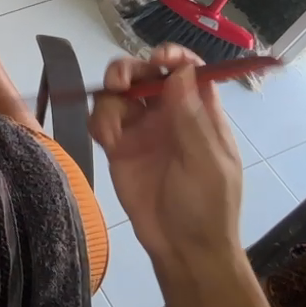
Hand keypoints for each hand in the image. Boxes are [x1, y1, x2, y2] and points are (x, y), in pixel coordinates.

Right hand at [88, 45, 243, 278]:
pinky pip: (101, 119)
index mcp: (199, 112)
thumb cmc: (207, 206)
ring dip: (110, 93)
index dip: (173, 56)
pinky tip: (105, 141)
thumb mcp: (207, 163)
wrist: (181, 250)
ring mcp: (140, 128)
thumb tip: (182, 71)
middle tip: (120, 82)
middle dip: (130, 69)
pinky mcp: (117, 145)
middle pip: (145, 72)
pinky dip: (98, 122)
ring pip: (118, 91)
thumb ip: (191, 118)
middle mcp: (167, 113)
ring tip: (110, 117)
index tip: (159, 57)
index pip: (187, 70)